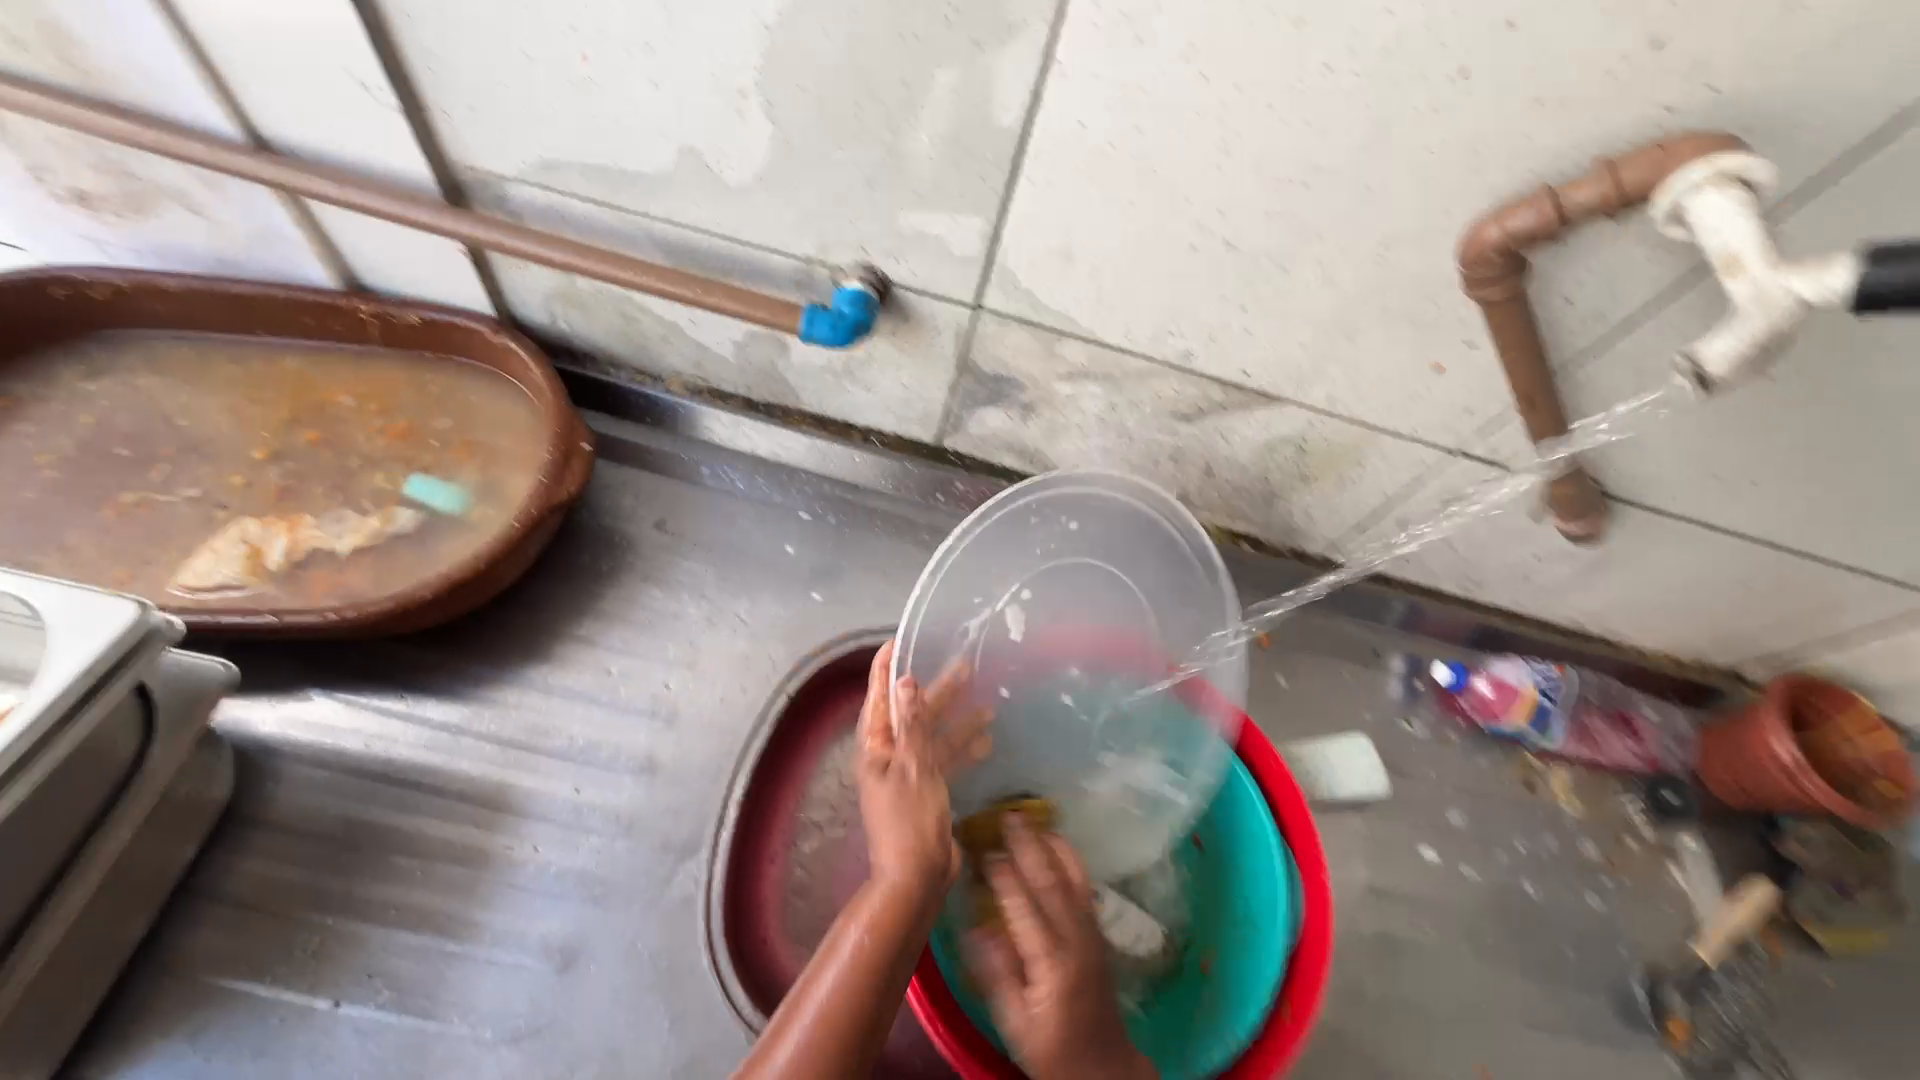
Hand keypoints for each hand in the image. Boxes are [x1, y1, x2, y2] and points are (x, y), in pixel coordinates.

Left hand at [856, 640, 989, 900]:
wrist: (916, 878)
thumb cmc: (910, 821)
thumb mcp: (914, 767)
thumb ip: (912, 723)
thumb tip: (904, 680)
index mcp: (875, 747)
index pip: (878, 697)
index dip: (886, 668)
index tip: (899, 641)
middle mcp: (888, 756)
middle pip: (912, 714)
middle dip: (936, 690)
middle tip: (964, 665)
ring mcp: (907, 774)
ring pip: (932, 736)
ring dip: (956, 719)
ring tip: (986, 700)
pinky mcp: (926, 791)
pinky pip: (944, 761)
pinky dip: (962, 749)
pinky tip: (987, 740)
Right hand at [968, 818, 1156, 1079]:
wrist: (1104, 1065)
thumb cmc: (1051, 1048)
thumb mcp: (1014, 1021)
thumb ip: (996, 974)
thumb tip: (973, 927)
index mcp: (1051, 962)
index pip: (1023, 905)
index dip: (1002, 874)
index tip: (981, 848)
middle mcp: (1076, 939)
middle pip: (1051, 881)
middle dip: (1028, 846)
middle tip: (1008, 816)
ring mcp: (1092, 932)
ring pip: (1073, 877)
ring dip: (1051, 845)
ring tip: (1031, 820)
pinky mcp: (1099, 932)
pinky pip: (1084, 886)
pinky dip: (1069, 859)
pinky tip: (1057, 844)